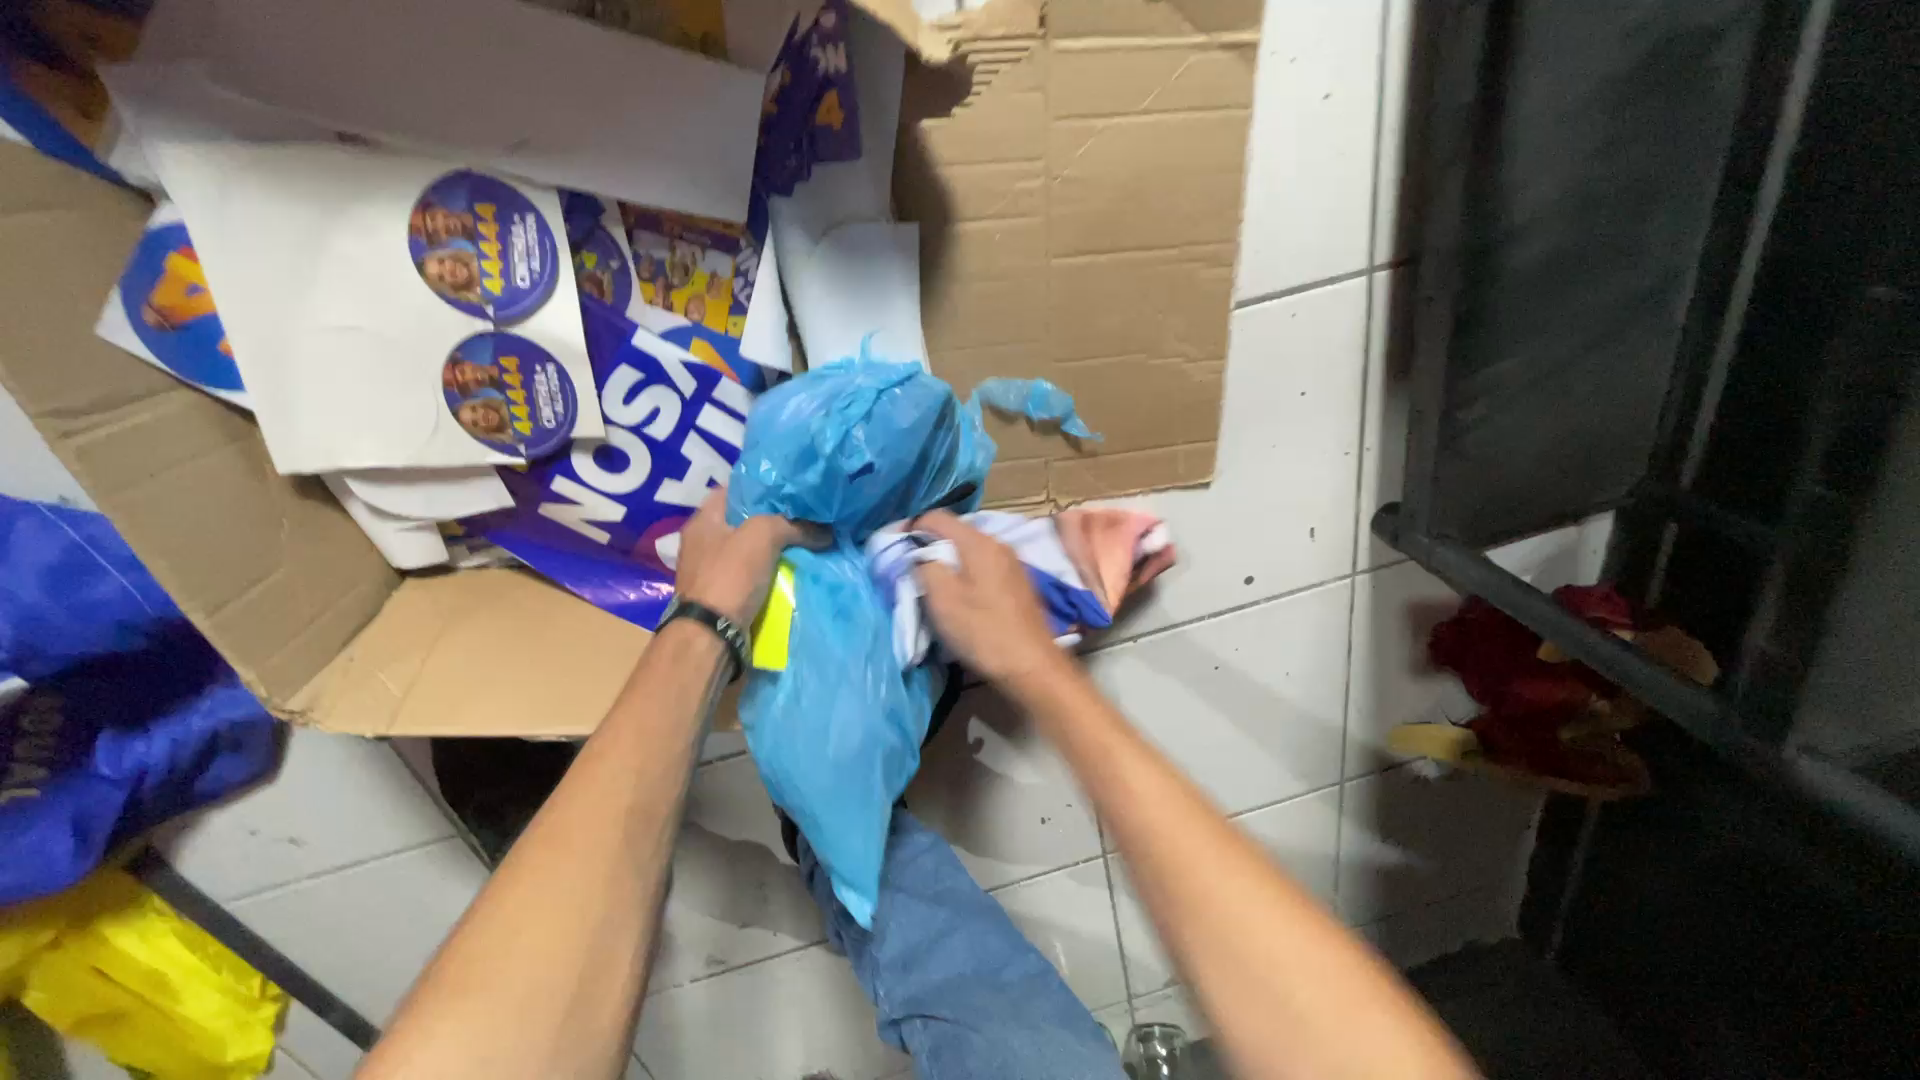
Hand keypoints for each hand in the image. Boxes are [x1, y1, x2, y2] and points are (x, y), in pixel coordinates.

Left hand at [675, 484, 821, 625]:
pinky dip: (771, 574)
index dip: (762, 486)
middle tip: (806, 516)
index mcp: (703, 521)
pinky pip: (753, 577)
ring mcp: (712, 572)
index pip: (733, 490)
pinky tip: (794, 571)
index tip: (790, 489)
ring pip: (751, 551)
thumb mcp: (763, 535)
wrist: (712, 635)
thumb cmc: (730, 575)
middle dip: (774, 520)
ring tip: (807, 543)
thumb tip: (825, 532)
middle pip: (745, 522)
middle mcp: (703, 543)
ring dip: (775, 550)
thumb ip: (793, 525)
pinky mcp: (724, 596)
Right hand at [912, 509, 1065, 684]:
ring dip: (948, 563)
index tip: (894, 548)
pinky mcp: (1019, 584)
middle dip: (929, 547)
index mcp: (978, 542)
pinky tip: (961, 598)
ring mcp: (1012, 564)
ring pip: (970, 552)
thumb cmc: (982, 631)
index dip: (910, 527)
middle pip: (954, 533)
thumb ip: (923, 565)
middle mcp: (999, 544)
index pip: (936, 517)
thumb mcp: (942, 598)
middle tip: (910, 570)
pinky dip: (966, 575)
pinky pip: (984, 568)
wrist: (1032, 665)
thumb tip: (917, 552)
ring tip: (932, 585)